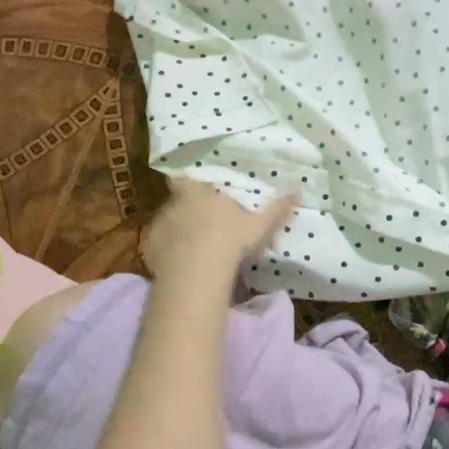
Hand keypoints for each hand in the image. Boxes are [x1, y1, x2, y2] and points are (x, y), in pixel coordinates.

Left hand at [143, 178, 298, 280]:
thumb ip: (277, 208)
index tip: (191, 186)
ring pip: (166, 224)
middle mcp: (174, 204)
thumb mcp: (260, 225)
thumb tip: (298, 191)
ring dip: (175, 232)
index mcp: (198, 193)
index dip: (186, 181)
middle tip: (200, 223)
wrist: (199, 270)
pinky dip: (165, 252)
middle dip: (185, 210)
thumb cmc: (231, 239)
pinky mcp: (150, 248)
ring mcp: (160, 226)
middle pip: (176, 202)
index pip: (184, 178)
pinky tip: (178, 264)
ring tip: (190, 248)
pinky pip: (158, 247)